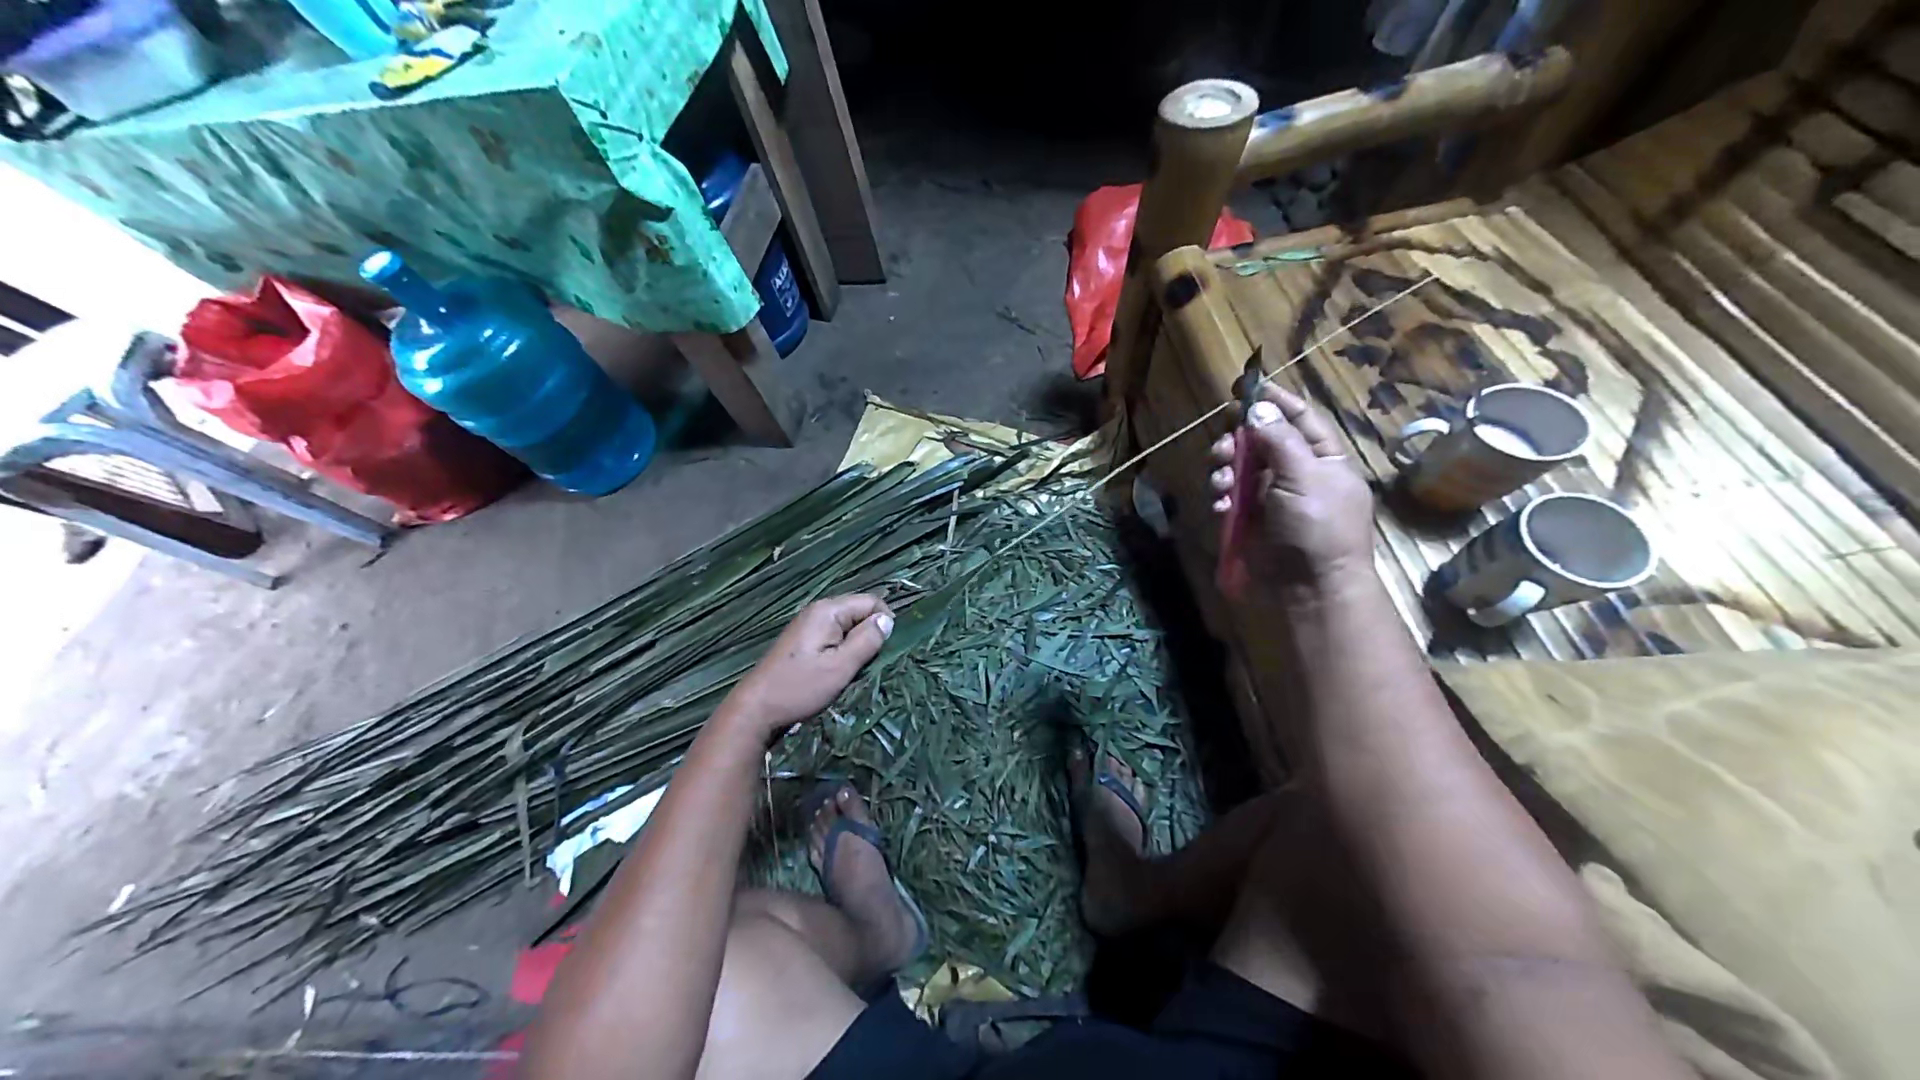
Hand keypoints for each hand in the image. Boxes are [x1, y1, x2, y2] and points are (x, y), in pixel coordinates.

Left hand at [726, 594, 894, 734]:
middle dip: (870, 634)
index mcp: (828, 610)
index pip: (871, 602)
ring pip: (848, 627)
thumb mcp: (840, 667)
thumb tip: (888, 620)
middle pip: (860, 612)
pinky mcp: (805, 641)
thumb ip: (867, 640)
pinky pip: (835, 637)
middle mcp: (818, 611)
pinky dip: (843, 651)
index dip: (884, 623)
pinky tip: (839, 671)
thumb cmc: (800, 688)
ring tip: (855, 669)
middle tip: (869, 663)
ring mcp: (809, 625)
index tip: (884, 651)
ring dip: (857, 646)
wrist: (756, 709)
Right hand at [1209, 384, 1374, 587]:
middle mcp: (1297, 471)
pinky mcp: (1250, 517)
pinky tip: (1220, 506)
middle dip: (1237, 440)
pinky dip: (1221, 496)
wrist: (1310, 587)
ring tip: (1220, 484)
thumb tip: (1257, 408)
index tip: (1245, 388)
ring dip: (1224, 470)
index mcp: (1324, 457)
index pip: (1299, 417)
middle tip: (1222, 446)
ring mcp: (1271, 495)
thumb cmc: (1318, 529)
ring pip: (1239, 466)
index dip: (1273, 401)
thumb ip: (1279, 441)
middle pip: (1260, 440)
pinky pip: (1229, 495)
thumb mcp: (1305, 478)